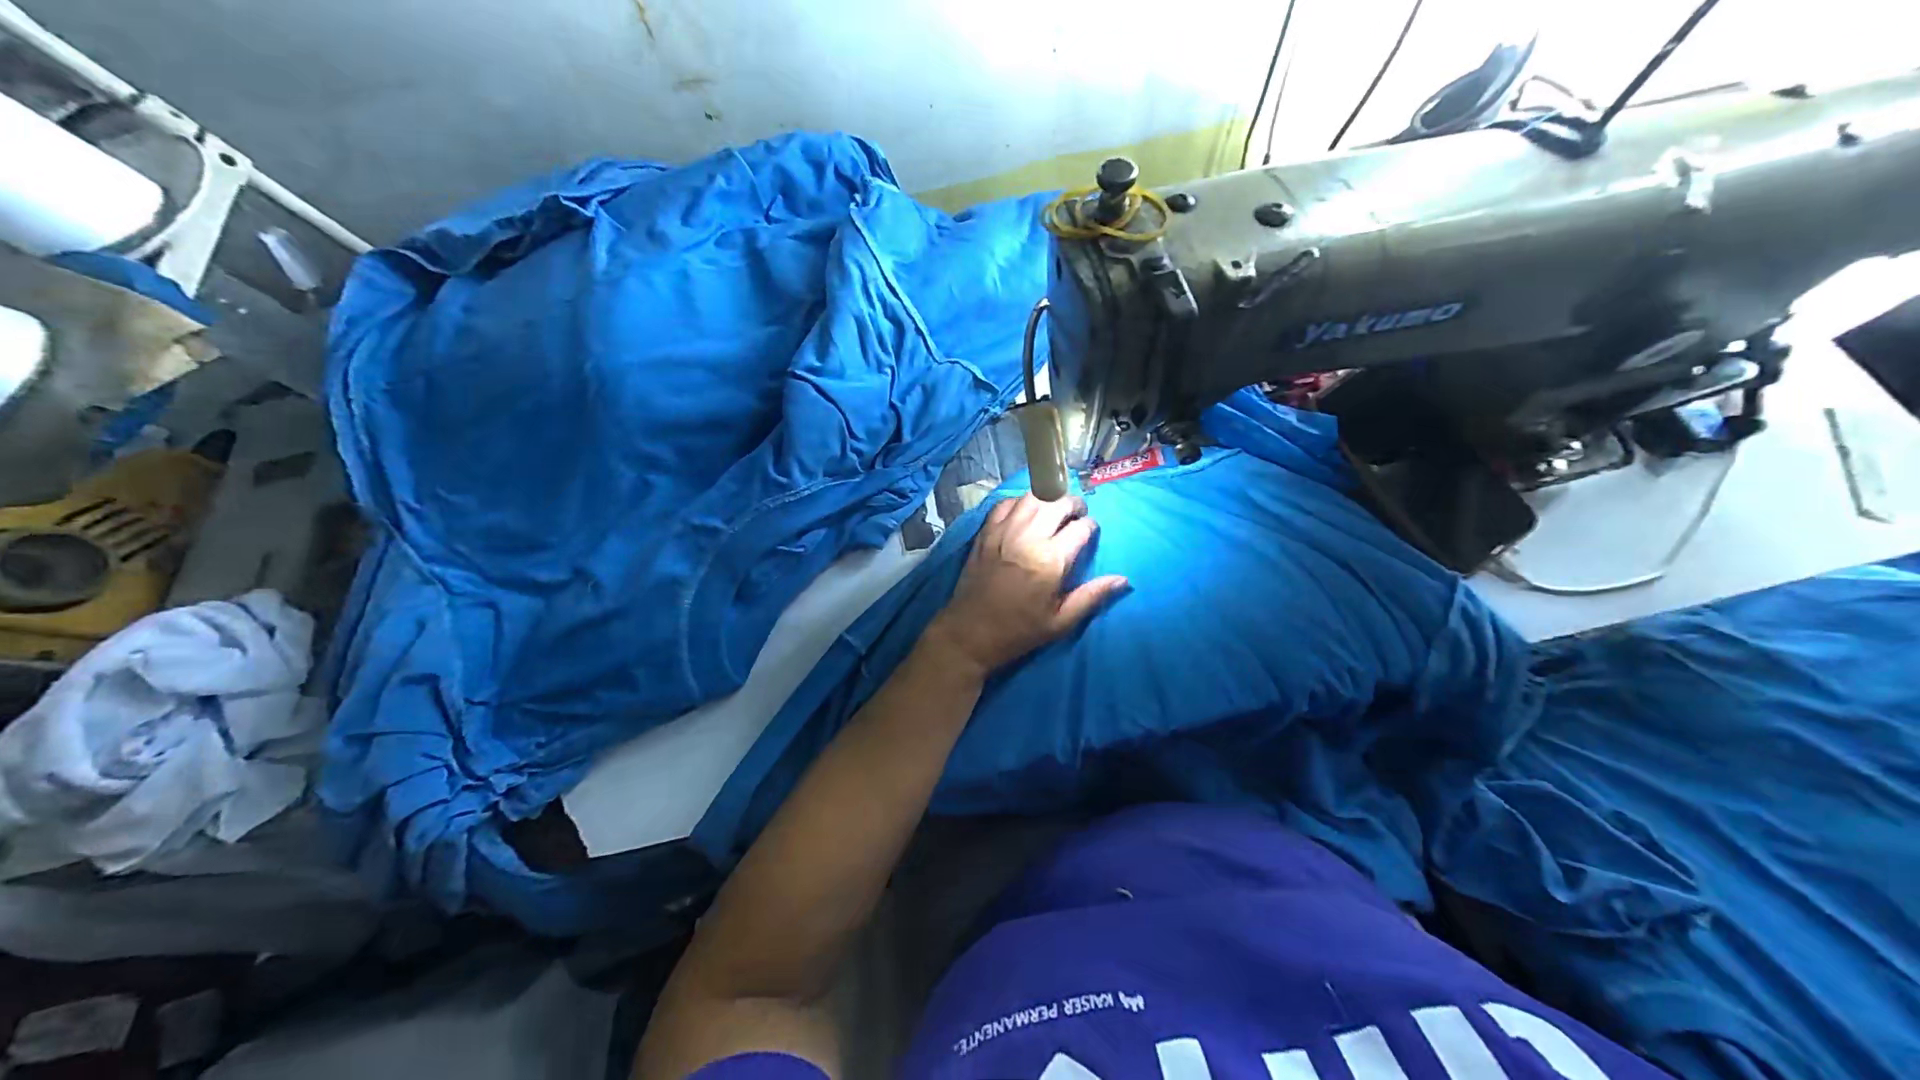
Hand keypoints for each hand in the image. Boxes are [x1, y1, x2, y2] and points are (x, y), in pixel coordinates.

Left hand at [922, 494, 1129, 678]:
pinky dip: (1020, 502)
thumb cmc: (1018, 631)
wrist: (969, 633)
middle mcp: (1028, 537)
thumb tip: (1123, 579)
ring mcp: (1003, 531)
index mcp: (1051, 560)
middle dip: (1073, 505)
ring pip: (1032, 497)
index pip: (1081, 528)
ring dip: (1048, 498)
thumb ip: (1092, 596)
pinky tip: (1026, 513)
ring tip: (1054, 510)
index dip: (1090, 528)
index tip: (1090, 535)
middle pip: (1058, 502)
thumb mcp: (1060, 621)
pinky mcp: (985, 532)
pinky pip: (1005, 503)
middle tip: (1077, 514)